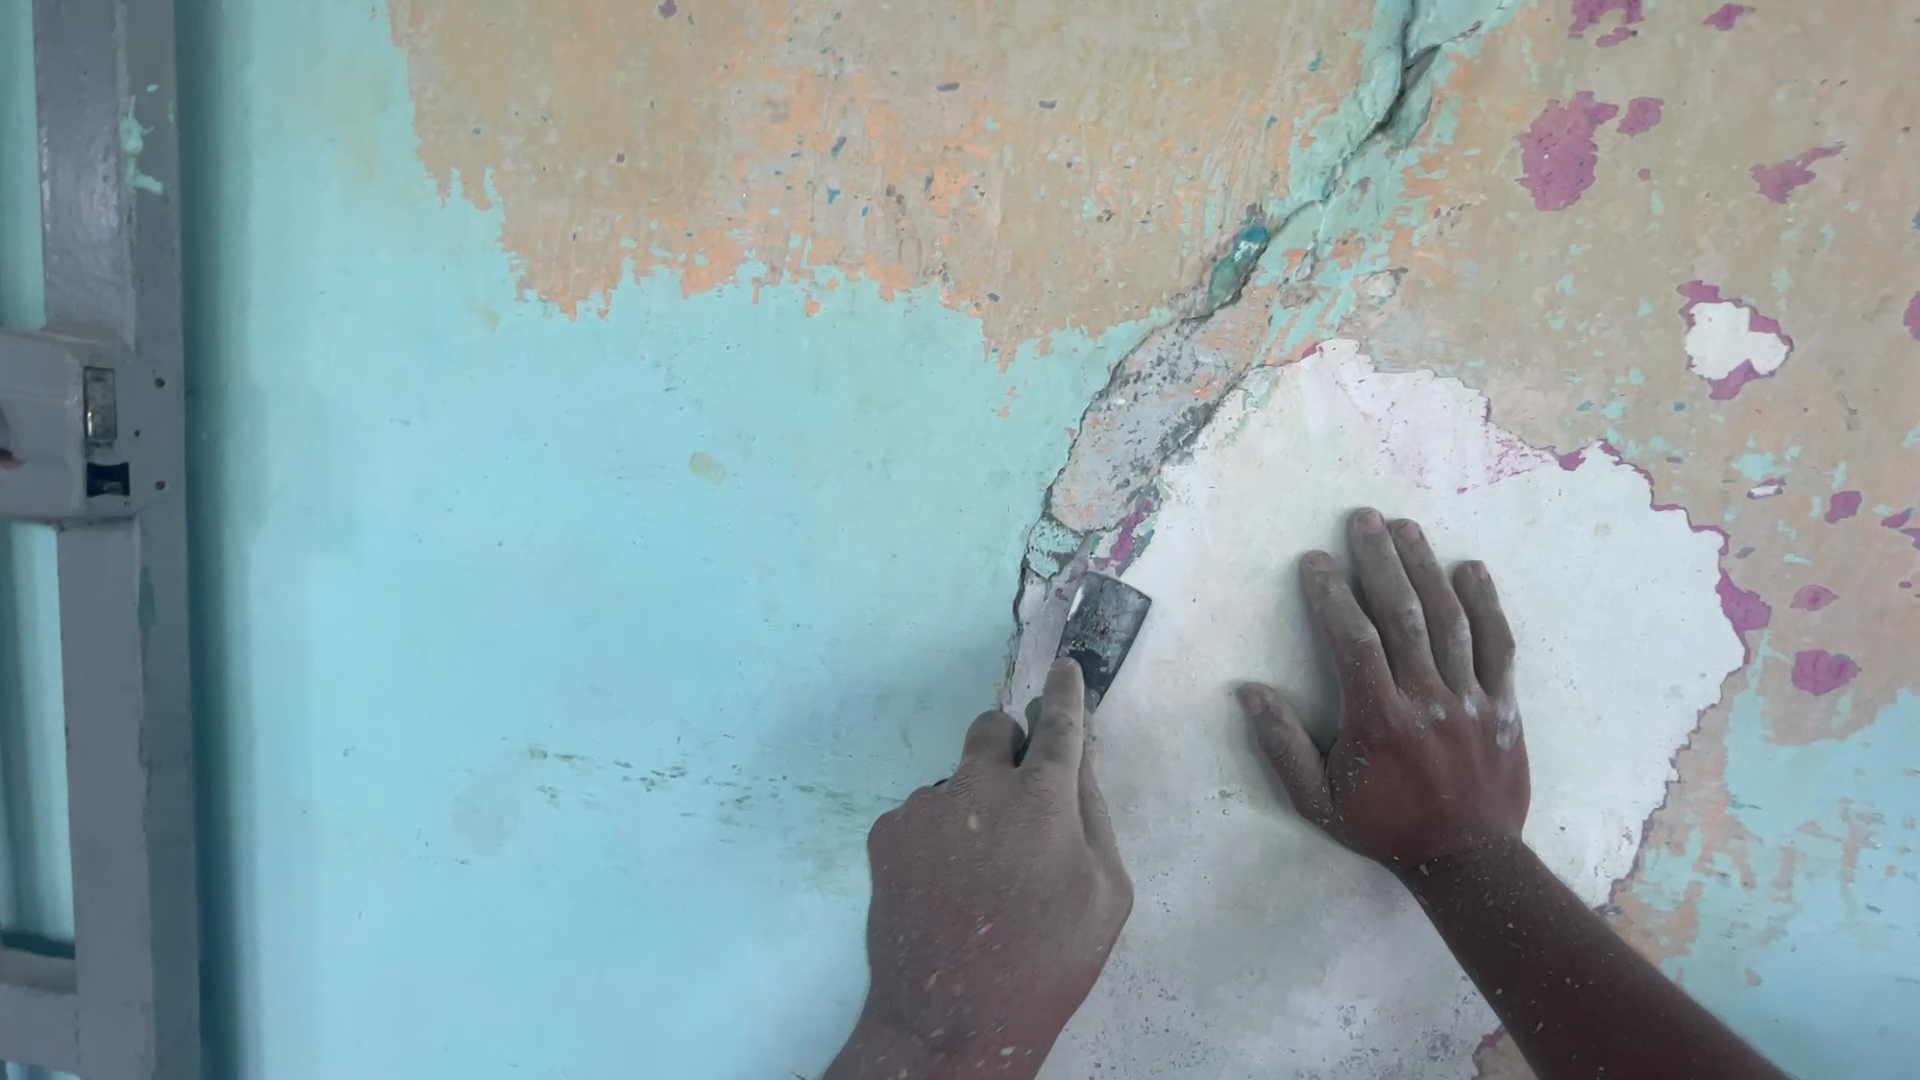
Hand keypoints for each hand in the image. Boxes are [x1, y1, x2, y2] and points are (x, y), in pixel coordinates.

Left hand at [827, 659, 1131, 1079]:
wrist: (950, 1021)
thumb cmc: (1048, 960)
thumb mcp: (1105, 894)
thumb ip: (1093, 813)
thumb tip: (1080, 758)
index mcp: (1041, 798)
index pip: (1058, 726)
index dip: (1065, 694)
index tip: (1064, 668)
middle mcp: (978, 786)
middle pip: (992, 729)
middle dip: (1007, 745)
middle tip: (1015, 794)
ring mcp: (925, 806)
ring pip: (955, 780)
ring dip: (969, 806)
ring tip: (973, 873)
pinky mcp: (886, 831)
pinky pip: (920, 815)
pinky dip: (934, 837)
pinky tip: (940, 885)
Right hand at [1238, 508, 1528, 870]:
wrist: (1469, 862)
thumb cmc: (1381, 825)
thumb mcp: (1314, 799)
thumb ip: (1280, 745)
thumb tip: (1248, 691)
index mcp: (1378, 719)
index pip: (1352, 641)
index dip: (1330, 595)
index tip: (1313, 561)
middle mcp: (1427, 699)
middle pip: (1403, 616)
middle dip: (1379, 562)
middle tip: (1363, 520)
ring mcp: (1471, 699)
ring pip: (1449, 622)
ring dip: (1425, 569)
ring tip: (1406, 528)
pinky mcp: (1504, 706)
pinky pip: (1499, 647)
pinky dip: (1487, 604)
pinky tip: (1471, 568)